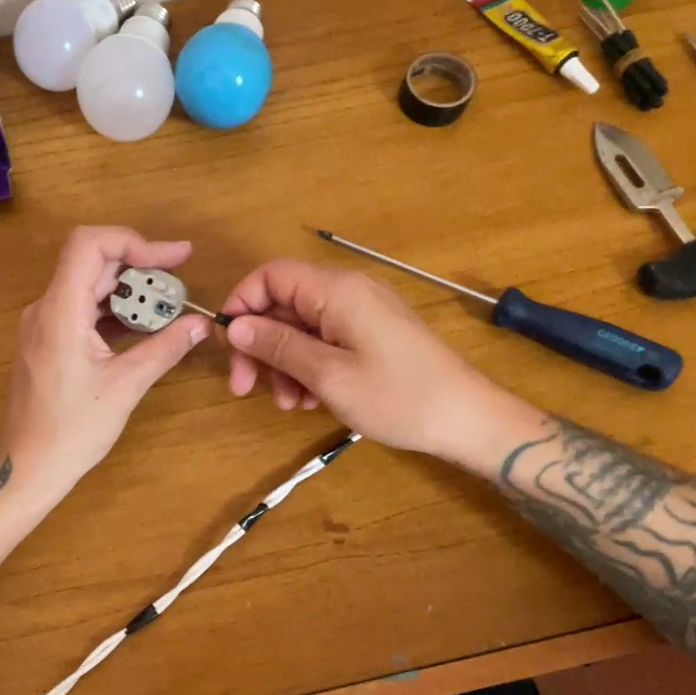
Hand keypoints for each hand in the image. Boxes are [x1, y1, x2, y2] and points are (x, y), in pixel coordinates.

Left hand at [1, 227, 211, 496]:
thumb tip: (201, 323)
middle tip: (180, 278)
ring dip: (129, 290)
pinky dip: (113, 311)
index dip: (134, 241)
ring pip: (88, 286)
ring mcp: (43, 326)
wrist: (27, 467)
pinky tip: (144, 327)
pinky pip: (82, 311)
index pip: (90, 244)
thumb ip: (165, 348)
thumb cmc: (72, 430)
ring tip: (168, 304)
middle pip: (92, 262)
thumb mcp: (125, 386)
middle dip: (139, 265)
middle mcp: (46, 309)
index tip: (172, 258)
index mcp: (59, 311)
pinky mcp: (47, 342)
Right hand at [221, 259, 544, 469]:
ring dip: (283, 363)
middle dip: (260, 344)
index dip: (242, 304)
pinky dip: (309, 367)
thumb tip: (236, 325)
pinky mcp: (372, 335)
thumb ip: (279, 346)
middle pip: (283, 304)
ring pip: (302, 327)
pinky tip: (310, 401)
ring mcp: (362, 314)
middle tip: (244, 388)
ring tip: (288, 403)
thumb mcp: (328, 375)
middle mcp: (348, 292)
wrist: (466, 419)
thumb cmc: (397, 396)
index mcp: (337, 291)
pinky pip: (326, 341)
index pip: (271, 275)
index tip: (229, 346)